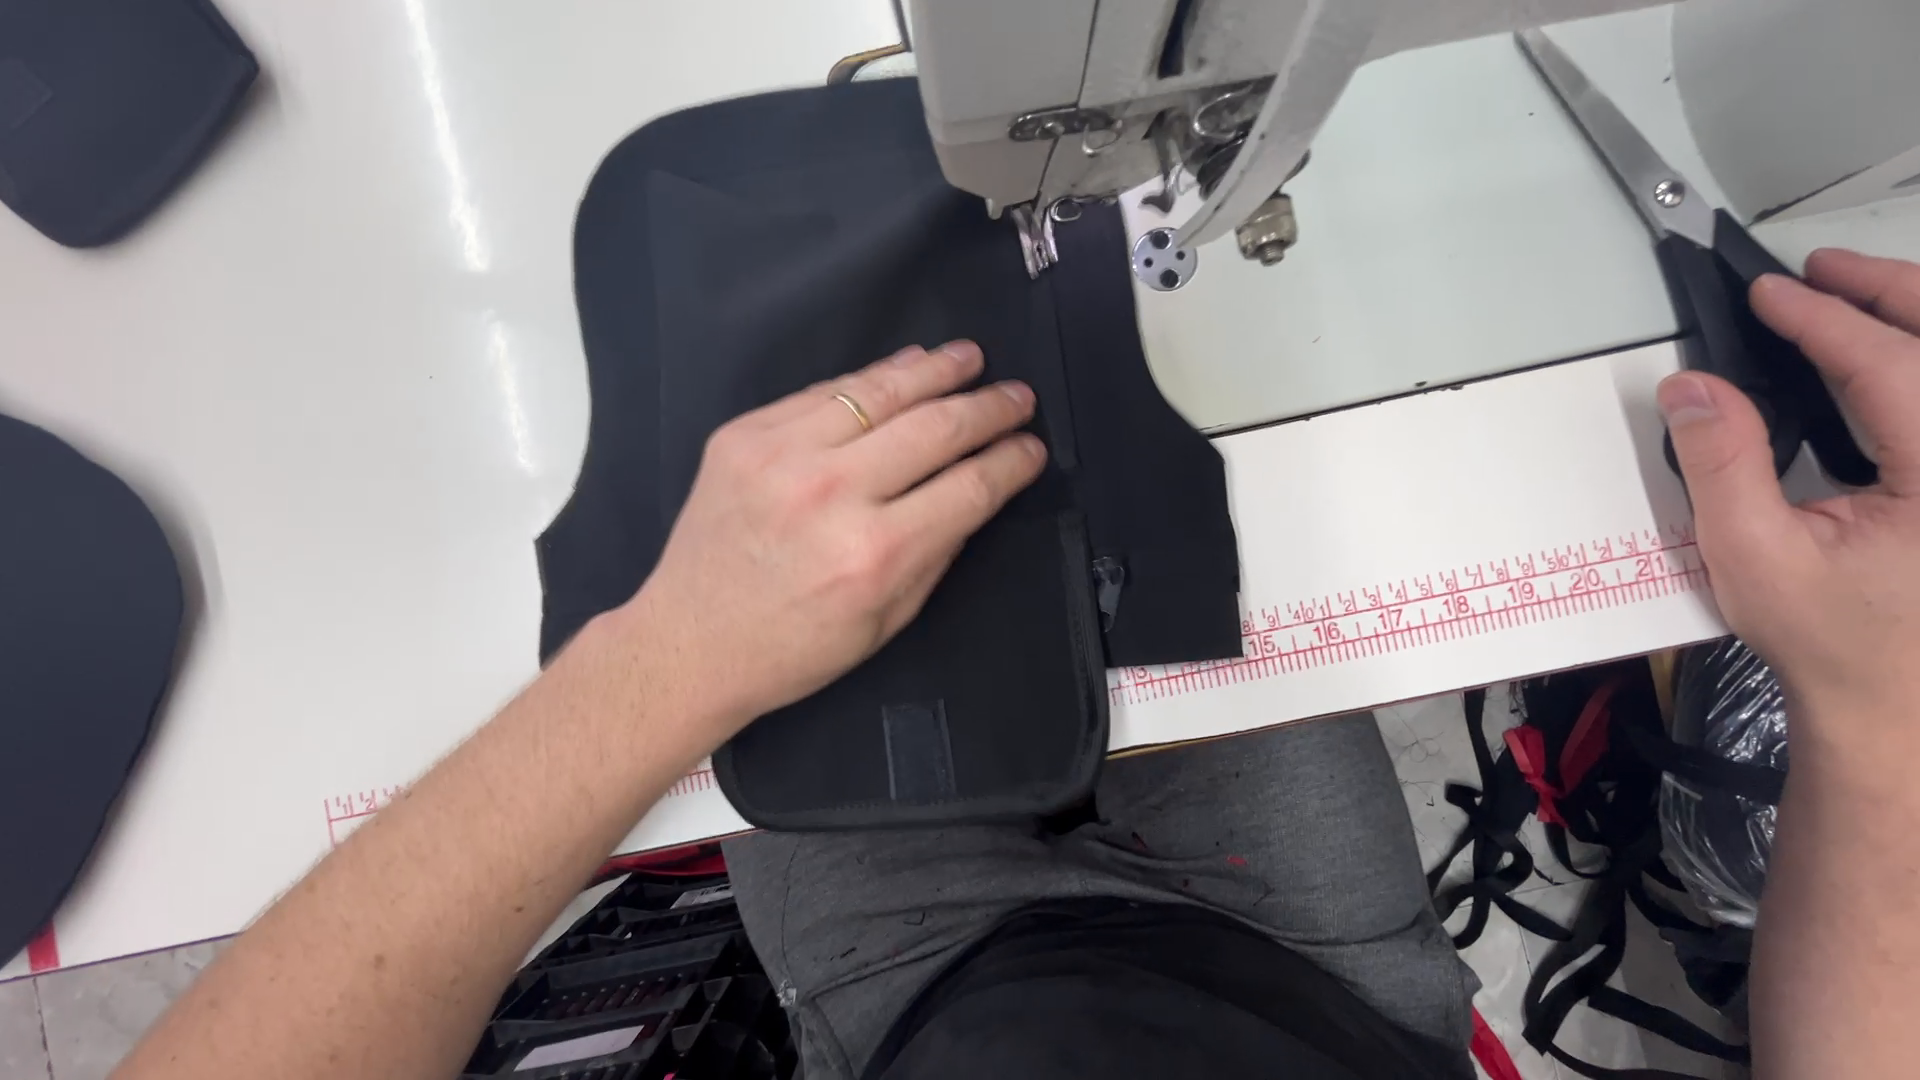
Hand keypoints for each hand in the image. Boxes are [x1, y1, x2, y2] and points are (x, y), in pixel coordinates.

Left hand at [626, 340, 1046, 736]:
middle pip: (934, 428)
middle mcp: (831, 495)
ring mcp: (781, 456)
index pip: (969, 486)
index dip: (1012, 460)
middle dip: (988, 408)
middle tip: (1017, 395)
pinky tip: (903, 367)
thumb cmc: (797, 647)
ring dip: (935, 370)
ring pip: (879, 392)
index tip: (1032, 446)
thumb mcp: (888, 619)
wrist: (689, 642)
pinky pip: (824, 392)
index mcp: (876, 554)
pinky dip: (871, 376)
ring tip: (969, 358)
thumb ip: (939, 550)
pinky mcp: (744, 436)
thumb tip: (978, 489)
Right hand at [1660, 249, 1919, 732]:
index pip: (1895, 366)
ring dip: (1917, 321)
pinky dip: (1919, 367)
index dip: (1826, 320)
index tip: (1773, 293)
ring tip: (1856, 293)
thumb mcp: (1751, 551)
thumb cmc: (1830, 636)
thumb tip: (1691, 389)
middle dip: (1894, 294)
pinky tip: (1891, 358)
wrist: (1895, 699)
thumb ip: (1721, 462)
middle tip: (1824, 269)